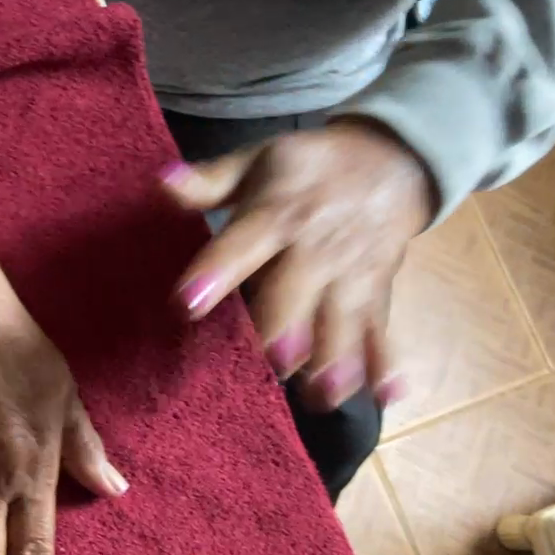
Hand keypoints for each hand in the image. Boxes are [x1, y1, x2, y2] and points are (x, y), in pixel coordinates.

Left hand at [164, 119, 433, 411]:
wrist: (392, 157)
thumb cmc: (305, 169)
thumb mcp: (256, 161)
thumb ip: (209, 181)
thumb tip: (162, 182)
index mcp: (277, 213)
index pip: (243, 242)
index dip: (217, 271)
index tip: (188, 302)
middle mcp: (316, 246)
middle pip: (299, 289)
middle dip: (288, 325)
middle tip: (275, 362)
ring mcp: (352, 272)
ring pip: (344, 317)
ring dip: (336, 356)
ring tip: (323, 395)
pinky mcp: (377, 291)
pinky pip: (382, 328)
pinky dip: (385, 363)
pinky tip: (385, 397)